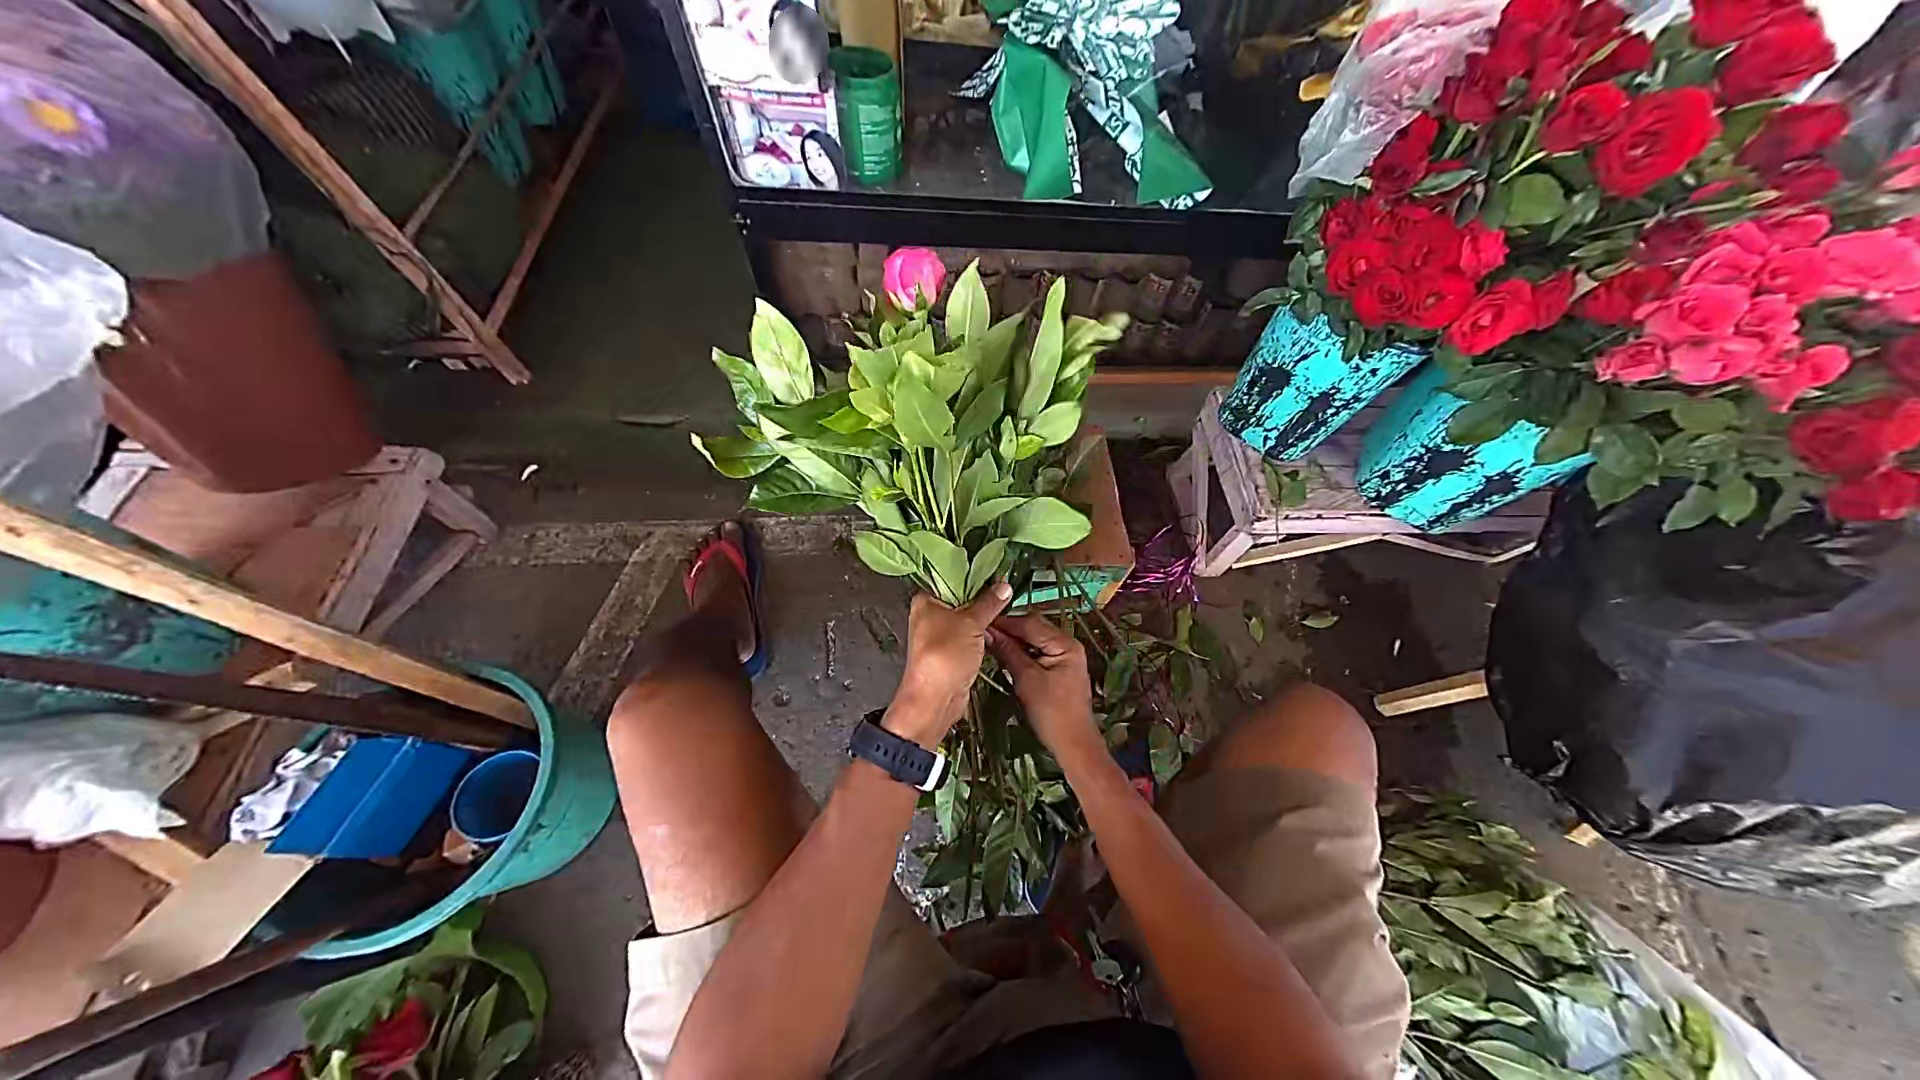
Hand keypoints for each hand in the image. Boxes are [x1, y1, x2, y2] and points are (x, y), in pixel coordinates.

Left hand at [887, 584, 1013, 746]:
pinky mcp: (950, 652)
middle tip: (1003, 591)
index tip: (994, 573)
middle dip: (981, 598)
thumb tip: (1002, 587)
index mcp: (926, 600)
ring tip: (1003, 609)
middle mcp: (929, 615)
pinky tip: (996, 630)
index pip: (950, 578)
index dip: (972, 575)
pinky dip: (981, 634)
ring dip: (983, 618)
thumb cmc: (943, 656)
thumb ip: (989, 603)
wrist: (936, 699)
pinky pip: (969, 636)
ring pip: (966, 619)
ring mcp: (940, 635)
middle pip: (960, 599)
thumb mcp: (972, 622)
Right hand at [986, 614, 1096, 758]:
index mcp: (1065, 644)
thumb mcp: (1026, 679)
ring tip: (992, 642)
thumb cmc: (1051, 712)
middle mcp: (1068, 645)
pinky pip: (1039, 651)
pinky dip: (1023, 651)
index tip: (982, 624)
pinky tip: (1007, 654)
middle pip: (1035, 628)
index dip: (1005, 623)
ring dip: (1015, 640)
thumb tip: (989, 632)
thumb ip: (1008, 652)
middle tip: (985, 632)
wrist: (1072, 743)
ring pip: (1035, 639)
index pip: (1030, 623)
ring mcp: (1066, 656)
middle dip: (1010, 630)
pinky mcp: (1061, 668)